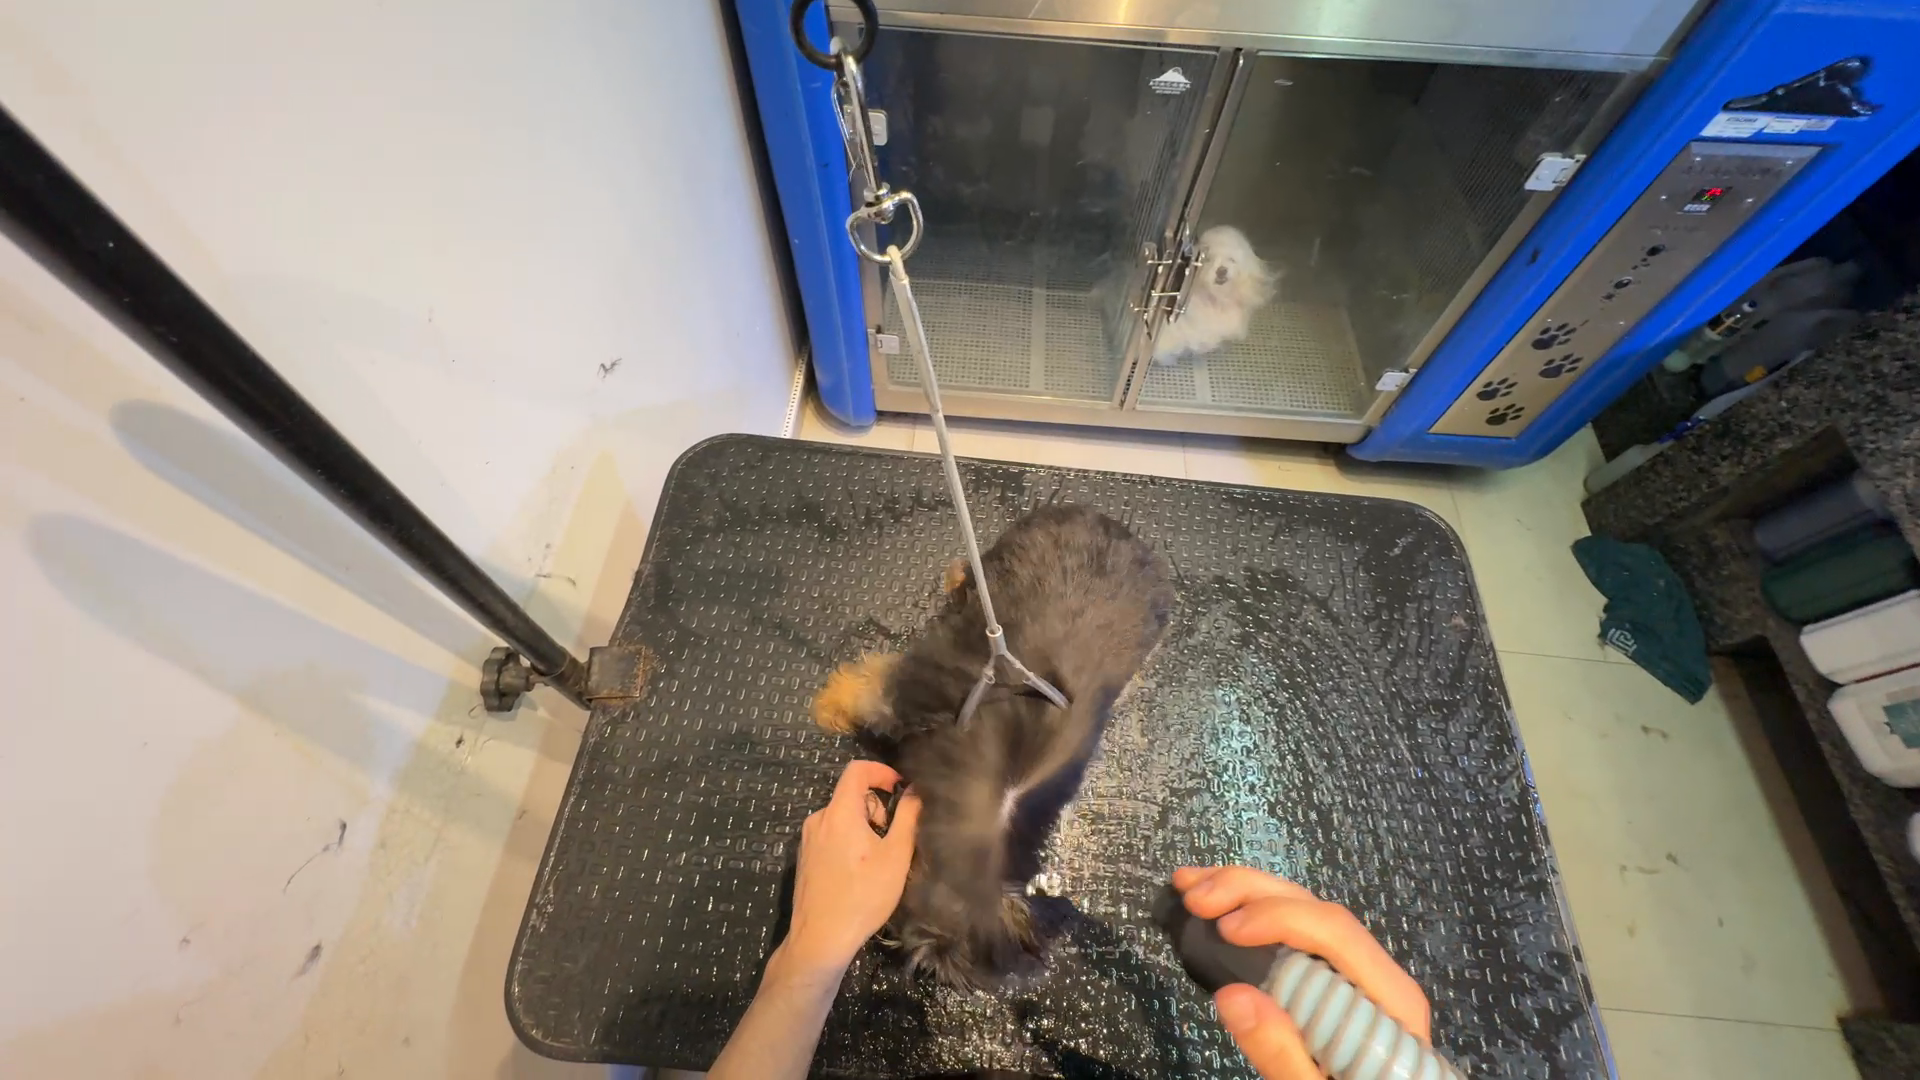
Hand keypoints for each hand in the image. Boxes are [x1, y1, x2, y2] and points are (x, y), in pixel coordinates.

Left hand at [780, 759, 922, 978]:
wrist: (820, 940)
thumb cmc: (862, 895)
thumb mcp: (896, 856)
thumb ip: (908, 817)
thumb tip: (916, 790)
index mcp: (840, 811)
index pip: (857, 769)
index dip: (881, 771)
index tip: (899, 788)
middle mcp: (819, 818)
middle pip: (850, 794)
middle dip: (876, 807)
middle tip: (890, 837)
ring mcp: (808, 839)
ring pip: (841, 816)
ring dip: (862, 826)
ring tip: (875, 859)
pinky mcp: (804, 857)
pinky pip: (830, 833)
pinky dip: (847, 839)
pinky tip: (856, 871)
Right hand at [1174, 867, 1430, 1079]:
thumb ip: (1283, 1054)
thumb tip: (1230, 995)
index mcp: (1387, 995)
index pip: (1334, 930)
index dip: (1278, 917)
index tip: (1225, 929)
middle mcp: (1368, 966)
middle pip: (1308, 904)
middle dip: (1246, 891)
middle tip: (1193, 897)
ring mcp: (1342, 962)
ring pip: (1292, 901)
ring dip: (1236, 886)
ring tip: (1187, 884)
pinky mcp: (1316, 968)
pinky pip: (1281, 921)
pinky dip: (1241, 904)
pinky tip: (1208, 895)